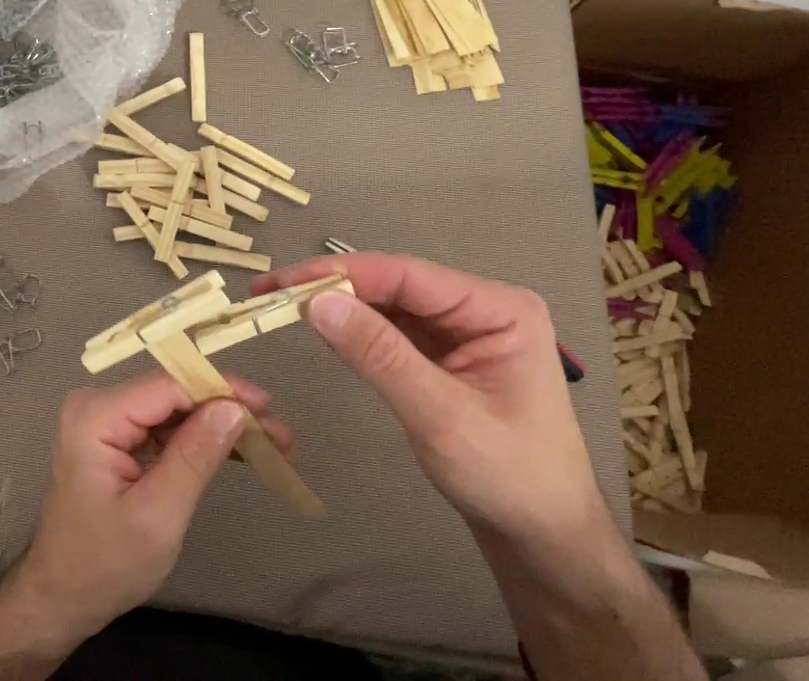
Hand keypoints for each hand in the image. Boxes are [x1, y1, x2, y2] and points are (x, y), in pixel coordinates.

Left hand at [0, 370, 287, 677]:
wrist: (64, 593)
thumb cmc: (106, 562)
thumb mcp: (158, 514)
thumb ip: (194, 456)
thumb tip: (233, 407)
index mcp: (95, 415)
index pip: (167, 385)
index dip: (220, 389)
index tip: (269, 405)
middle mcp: (96, 405)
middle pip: (173, 393)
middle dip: (228, 408)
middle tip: (282, 434)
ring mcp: (104, 421)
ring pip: (174, 409)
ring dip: (221, 423)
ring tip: (274, 444)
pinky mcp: (115, 439)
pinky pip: (164, 427)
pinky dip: (201, 438)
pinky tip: (240, 450)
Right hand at [252, 252, 604, 544]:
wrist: (542, 536)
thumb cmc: (508, 477)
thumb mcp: (440, 415)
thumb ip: (379, 354)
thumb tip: (316, 303)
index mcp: (498, 310)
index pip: (405, 275)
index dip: (338, 273)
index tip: (279, 282)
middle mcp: (480, 307)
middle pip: (392, 283)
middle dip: (330, 285)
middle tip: (266, 294)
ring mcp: (461, 329)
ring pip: (386, 302)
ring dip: (335, 303)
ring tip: (278, 303)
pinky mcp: (442, 352)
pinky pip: (389, 327)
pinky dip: (351, 326)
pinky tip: (317, 324)